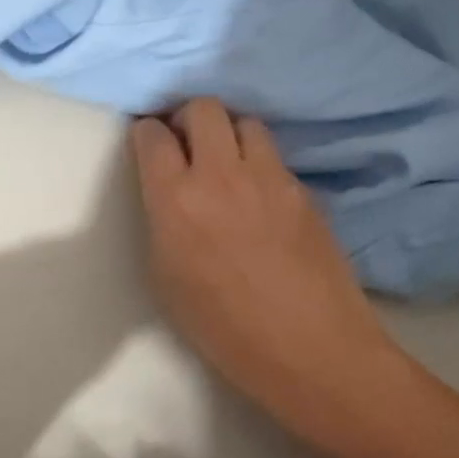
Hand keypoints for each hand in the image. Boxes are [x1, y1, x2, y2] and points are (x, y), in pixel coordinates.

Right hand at [129, 99, 397, 431]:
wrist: (311, 349)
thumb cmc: (225, 330)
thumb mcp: (168, 277)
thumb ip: (163, 221)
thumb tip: (170, 194)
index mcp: (176, 200)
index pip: (153, 135)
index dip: (147, 133)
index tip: (149, 144)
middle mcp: (221, 174)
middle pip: (203, 108)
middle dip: (187, 118)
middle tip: (186, 144)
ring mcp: (269, 177)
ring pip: (246, 123)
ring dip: (229, 134)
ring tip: (227, 163)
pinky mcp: (303, 190)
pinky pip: (275, 158)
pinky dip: (260, 165)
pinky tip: (261, 198)